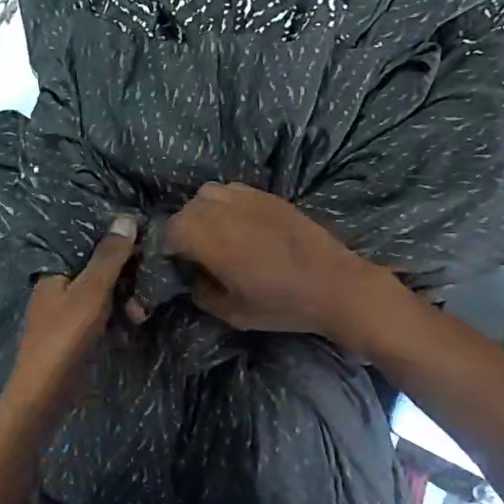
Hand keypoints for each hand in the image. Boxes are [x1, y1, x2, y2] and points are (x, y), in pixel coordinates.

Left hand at [6, 215, 138, 406]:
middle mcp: (59, 286)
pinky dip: (118, 320)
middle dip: (127, 279)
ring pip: (105, 295)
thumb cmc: (65, 337)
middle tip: (146, 292)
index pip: (88, 242)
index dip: (117, 241)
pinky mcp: (76, 334)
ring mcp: (67, 312)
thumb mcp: (91, 291)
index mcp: (55, 270)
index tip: (145, 244)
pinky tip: (130, 330)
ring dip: (126, 302)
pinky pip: (103, 316)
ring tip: (140, 318)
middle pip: (100, 269)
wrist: (45, 394)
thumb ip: (109, 256)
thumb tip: (126, 217)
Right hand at [163, 184, 399, 344]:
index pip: (169, 231)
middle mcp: (224, 210)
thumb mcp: (232, 312)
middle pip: (186, 209)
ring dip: (204, 213)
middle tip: (199, 255)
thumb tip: (192, 277)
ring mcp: (249, 198)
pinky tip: (241, 226)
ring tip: (218, 237)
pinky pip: (235, 191)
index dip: (169, 250)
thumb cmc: (283, 303)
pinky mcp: (270, 195)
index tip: (180, 267)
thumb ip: (202, 293)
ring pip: (209, 194)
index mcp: (210, 238)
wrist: (335, 285)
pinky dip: (228, 205)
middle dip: (185, 230)